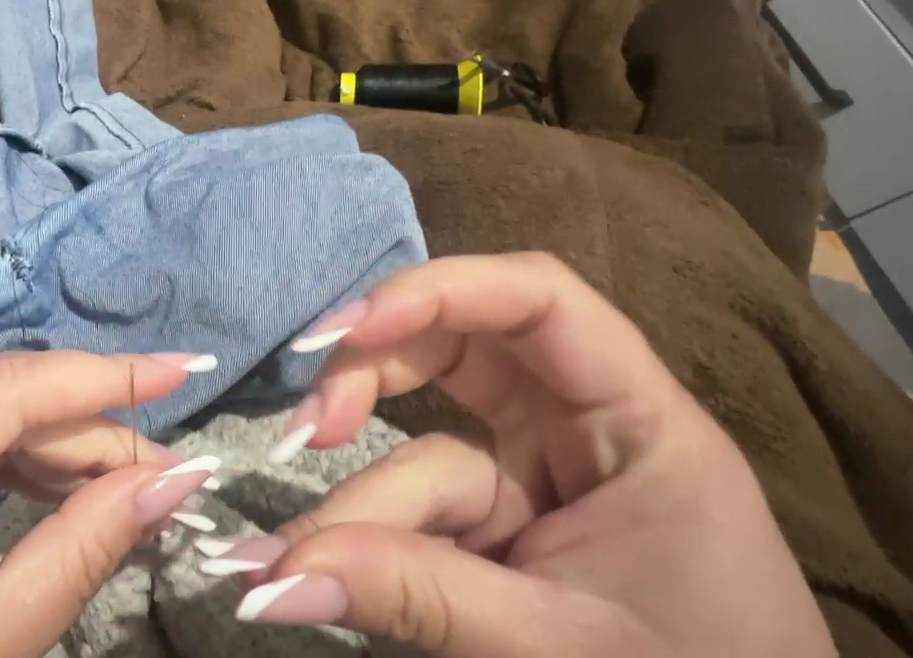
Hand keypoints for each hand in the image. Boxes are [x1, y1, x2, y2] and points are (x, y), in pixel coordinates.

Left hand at [0, 350, 222, 657]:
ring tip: (129, 485)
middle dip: (85, 432)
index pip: (0, 392)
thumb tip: (172, 481)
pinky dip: (9, 469)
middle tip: (166, 472)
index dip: (100, 377)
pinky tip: (64, 489)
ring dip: (54, 450)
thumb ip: (80, 549)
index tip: (182, 368)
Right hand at [206, 253, 833, 656]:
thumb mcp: (564, 647)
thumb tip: (272, 575)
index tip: (353, 329)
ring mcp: (529, 472)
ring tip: (293, 565)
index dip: (441, 290)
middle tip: (311, 430)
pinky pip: (416, 507)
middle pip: (458, 345)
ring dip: (359, 496)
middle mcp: (577, 426)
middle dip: (372, 372)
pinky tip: (319, 571)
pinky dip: (365, 536)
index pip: (541, 303)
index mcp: (641, 425)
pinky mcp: (493, 520)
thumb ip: (419, 597)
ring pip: (421, 440)